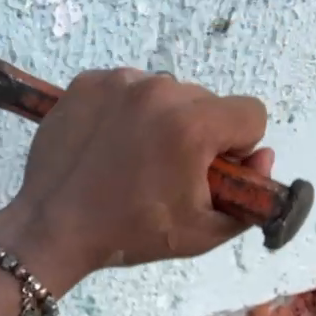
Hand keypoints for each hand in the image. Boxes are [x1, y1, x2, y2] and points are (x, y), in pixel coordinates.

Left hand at [0, 69, 272, 294]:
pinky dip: (125, 112)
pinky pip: (127, 88)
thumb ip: (248, 196)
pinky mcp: (88, 82)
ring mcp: (120, 82)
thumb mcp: (202, 232)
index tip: (209, 172)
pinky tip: (108, 145)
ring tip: (132, 160)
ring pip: (165, 94)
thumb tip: (261, 159)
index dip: (237, 148)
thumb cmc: (128, 234)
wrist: (53, 228)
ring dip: (160, 121)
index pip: (250, 115)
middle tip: (163, 173)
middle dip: (197, 134)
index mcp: (193, 125)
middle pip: (206, 103)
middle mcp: (160, 91)